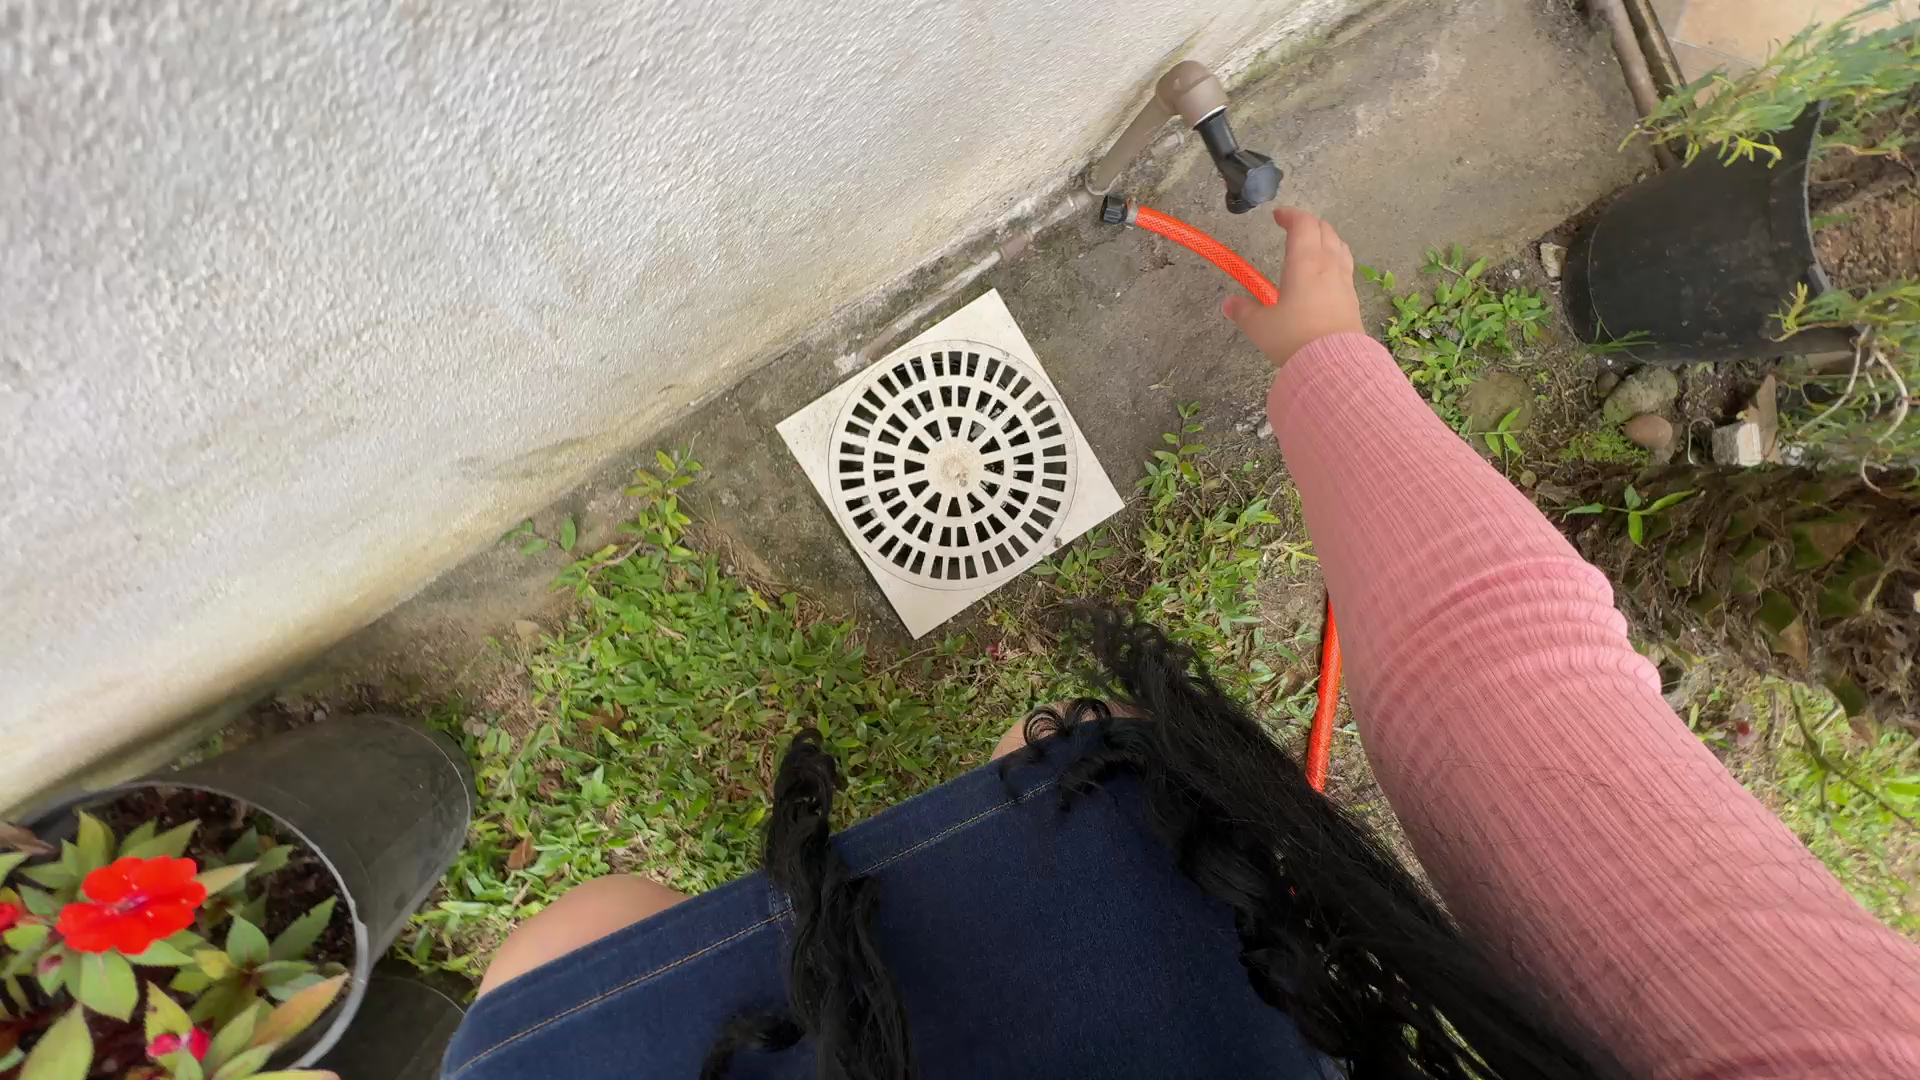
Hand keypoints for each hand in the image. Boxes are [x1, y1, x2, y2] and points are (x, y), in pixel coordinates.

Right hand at [1221, 207, 1363, 368]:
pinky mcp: (1351, 298)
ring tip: (1315, 244)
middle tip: (1295, 227)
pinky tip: (1327, 272)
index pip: (1302, 226)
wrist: (1331, 361)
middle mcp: (1328, 265)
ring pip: (1339, 246)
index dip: (1290, 216)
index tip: (1279, 215)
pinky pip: (1345, 267)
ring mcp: (1343, 281)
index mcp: (1304, 263)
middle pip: (1324, 230)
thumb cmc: (1292, 337)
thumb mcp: (1259, 326)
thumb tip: (1228, 304)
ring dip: (1326, 238)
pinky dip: (1334, 259)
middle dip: (1309, 224)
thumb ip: (1243, 312)